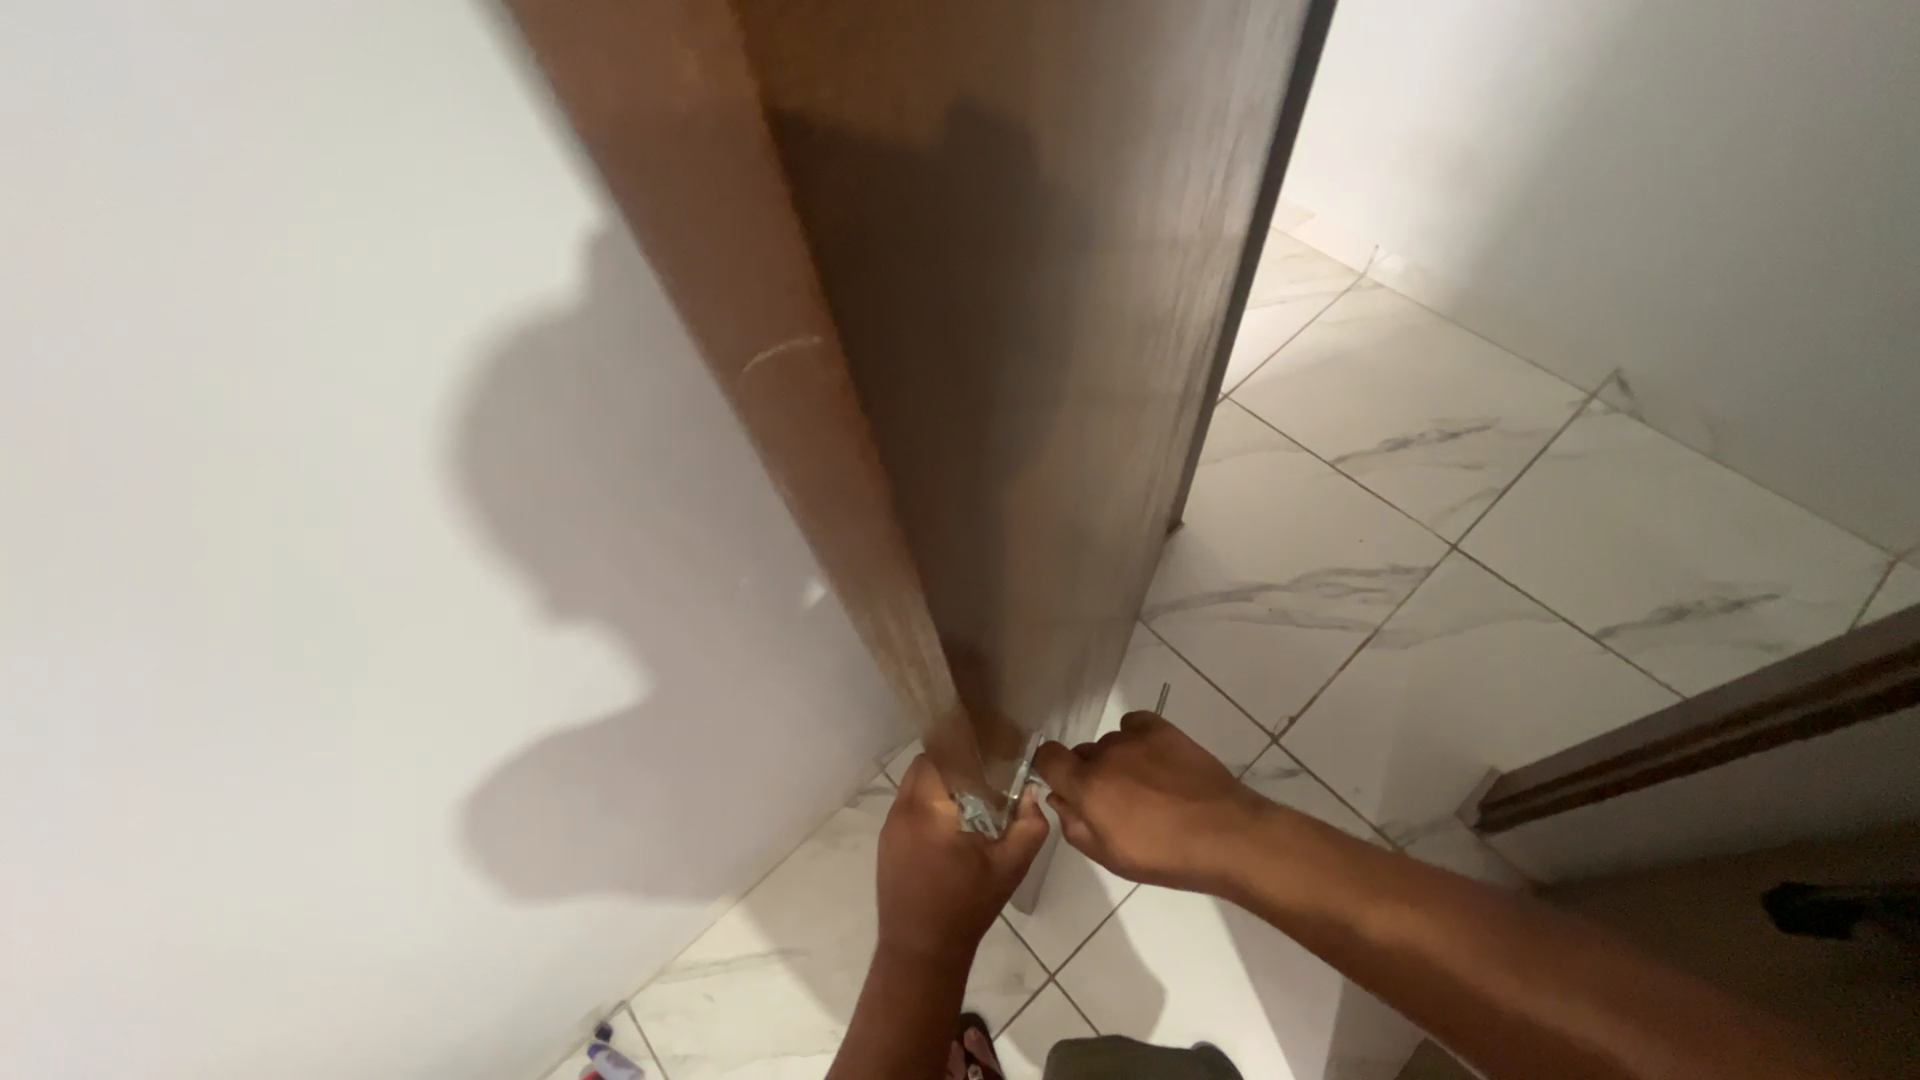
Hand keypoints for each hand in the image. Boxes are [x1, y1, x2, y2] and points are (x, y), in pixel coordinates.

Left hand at [875, 756, 1048, 962]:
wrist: (922, 951)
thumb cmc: (968, 906)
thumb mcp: (1010, 867)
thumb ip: (1030, 826)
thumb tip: (1032, 793)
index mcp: (929, 808)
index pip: (940, 755)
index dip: (964, 750)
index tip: (989, 756)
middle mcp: (903, 810)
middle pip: (925, 766)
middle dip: (952, 766)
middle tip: (982, 780)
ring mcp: (890, 827)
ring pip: (913, 785)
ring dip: (938, 786)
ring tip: (967, 802)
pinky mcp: (886, 842)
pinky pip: (907, 806)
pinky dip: (926, 805)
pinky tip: (949, 826)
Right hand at [1032, 711, 1270, 893]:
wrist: (1226, 836)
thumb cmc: (1165, 856)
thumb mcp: (1110, 857)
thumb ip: (1074, 826)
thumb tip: (1060, 800)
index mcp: (1086, 787)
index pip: (1046, 756)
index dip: (1049, 769)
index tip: (1065, 787)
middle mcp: (1103, 755)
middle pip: (1080, 754)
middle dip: (1089, 775)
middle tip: (1116, 803)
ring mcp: (1133, 738)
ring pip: (1109, 745)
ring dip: (1116, 761)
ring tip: (1147, 787)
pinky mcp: (1161, 729)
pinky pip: (1133, 726)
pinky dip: (1136, 740)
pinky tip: (1154, 761)